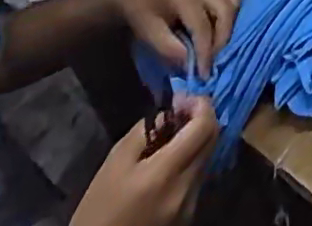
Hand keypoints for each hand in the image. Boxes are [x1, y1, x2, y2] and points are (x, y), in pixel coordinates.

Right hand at [71, 96, 217, 225]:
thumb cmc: (99, 210)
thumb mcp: (115, 162)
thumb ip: (145, 132)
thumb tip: (167, 115)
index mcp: (168, 173)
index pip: (205, 127)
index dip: (200, 104)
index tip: (181, 98)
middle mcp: (187, 189)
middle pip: (212, 141)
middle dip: (200, 118)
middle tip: (178, 111)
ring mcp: (191, 206)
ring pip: (206, 158)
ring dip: (195, 139)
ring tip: (171, 134)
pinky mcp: (188, 218)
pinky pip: (197, 177)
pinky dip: (190, 160)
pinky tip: (169, 160)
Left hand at [109, 0, 239, 77]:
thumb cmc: (141, 13)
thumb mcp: (149, 34)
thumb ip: (171, 51)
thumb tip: (193, 65)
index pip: (203, 27)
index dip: (206, 53)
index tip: (204, 75)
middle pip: (226, 10)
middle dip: (223, 38)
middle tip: (212, 58)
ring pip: (233, 0)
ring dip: (229, 24)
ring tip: (216, 43)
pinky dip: (230, 11)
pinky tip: (219, 26)